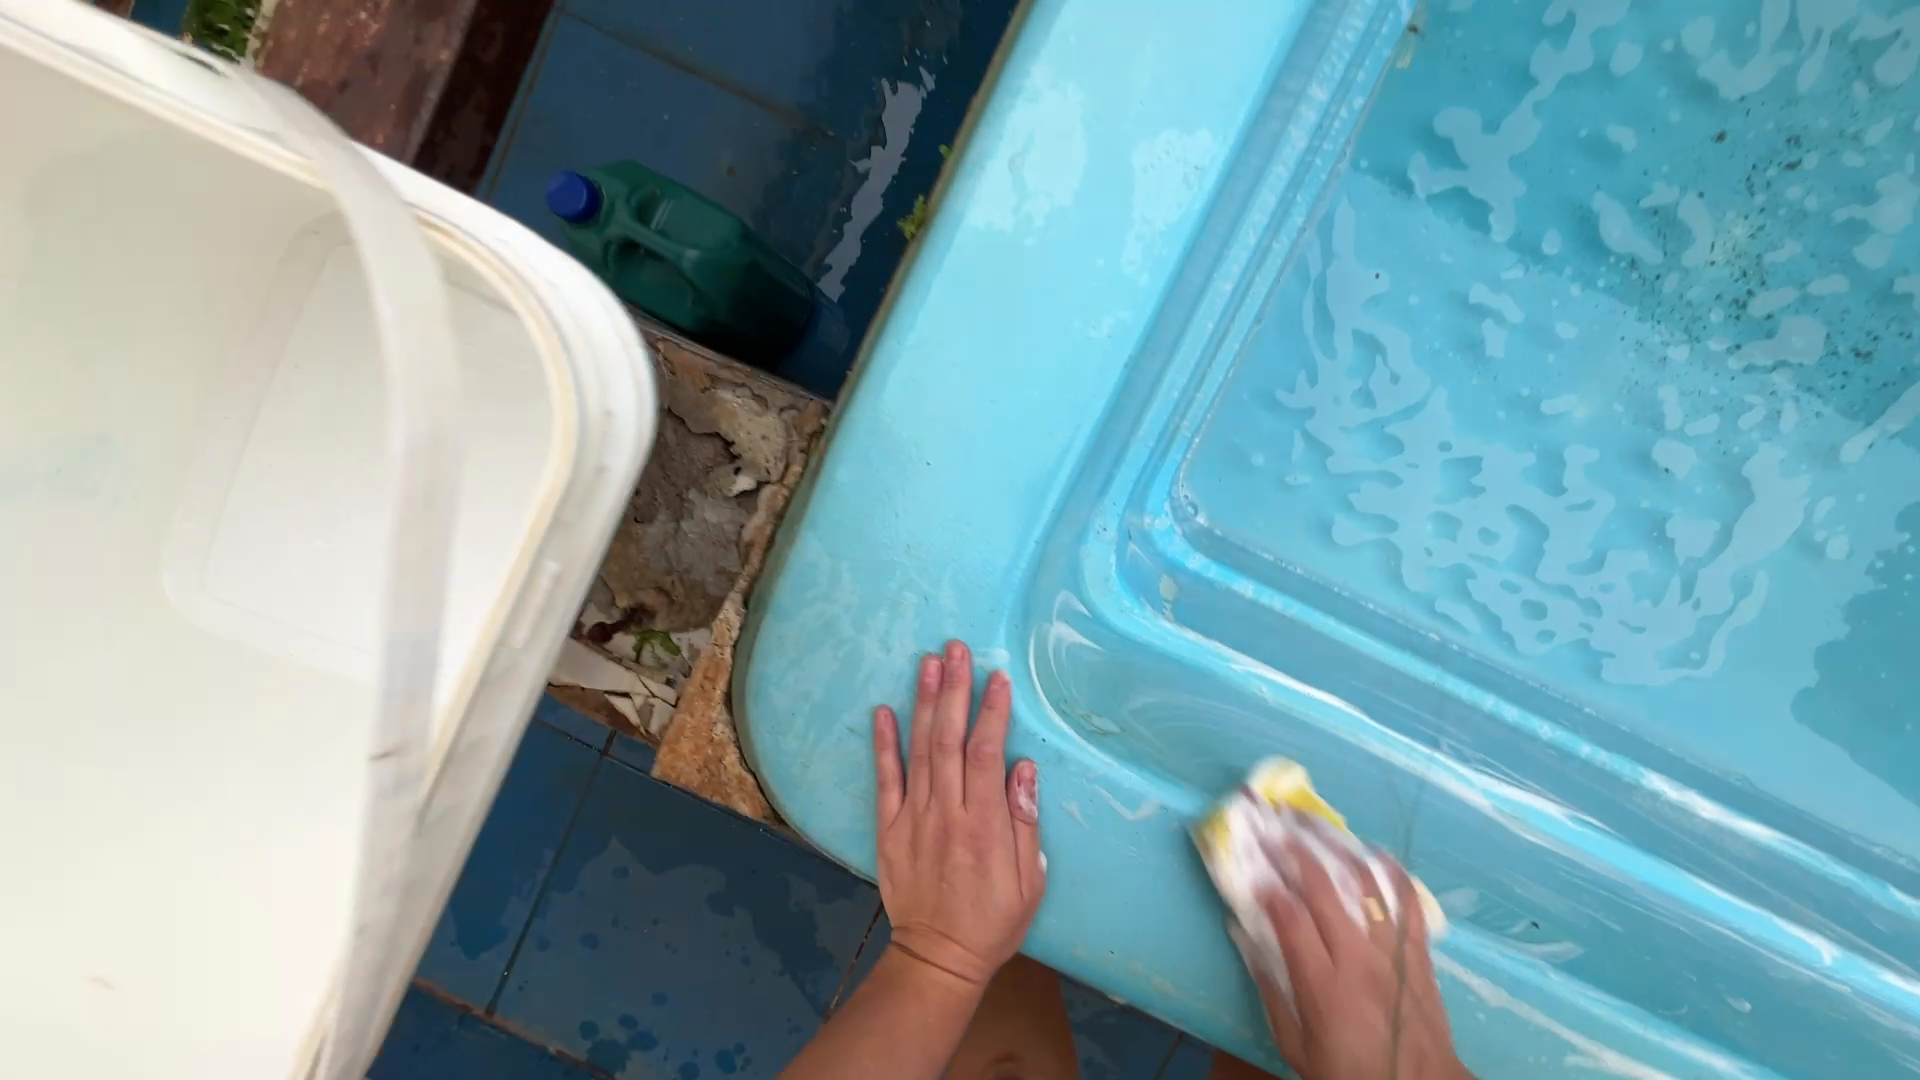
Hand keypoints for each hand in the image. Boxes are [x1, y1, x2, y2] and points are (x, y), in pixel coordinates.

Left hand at [871, 640, 1045, 987]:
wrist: (938, 957)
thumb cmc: (993, 919)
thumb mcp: (1029, 880)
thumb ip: (1024, 821)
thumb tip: (1023, 768)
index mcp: (984, 824)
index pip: (986, 754)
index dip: (992, 712)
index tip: (997, 677)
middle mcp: (946, 812)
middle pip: (949, 740)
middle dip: (954, 690)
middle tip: (956, 649)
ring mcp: (912, 817)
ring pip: (918, 750)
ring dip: (923, 703)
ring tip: (928, 663)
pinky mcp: (888, 827)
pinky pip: (885, 780)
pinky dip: (883, 744)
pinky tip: (884, 711)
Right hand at [1253, 839, 1470, 1079]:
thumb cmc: (1349, 1071)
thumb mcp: (1295, 1045)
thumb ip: (1268, 989)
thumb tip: (1242, 938)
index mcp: (1323, 985)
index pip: (1289, 917)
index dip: (1267, 887)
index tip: (1251, 871)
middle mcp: (1358, 959)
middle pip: (1321, 889)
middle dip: (1291, 852)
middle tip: (1271, 829)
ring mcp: (1392, 953)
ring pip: (1363, 884)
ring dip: (1335, 848)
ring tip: (1313, 825)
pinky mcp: (1418, 954)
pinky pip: (1408, 903)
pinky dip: (1391, 872)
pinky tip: (1373, 850)